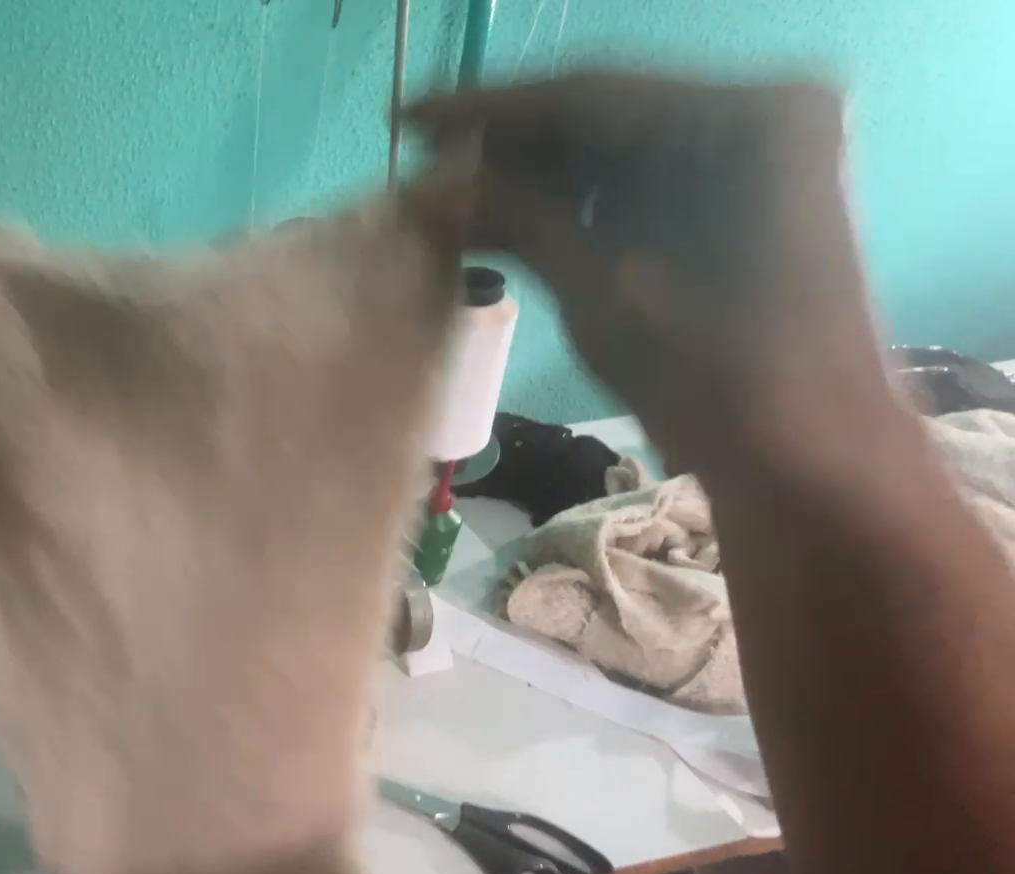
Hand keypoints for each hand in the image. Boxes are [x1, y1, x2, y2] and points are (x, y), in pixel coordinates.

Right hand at [406, 73, 900, 471]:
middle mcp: (751, 118)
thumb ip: (520, 223)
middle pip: (597, 119)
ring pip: (600, 155)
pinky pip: (616, 190)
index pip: (592, 94)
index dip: (487, 109)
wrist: (796, 449)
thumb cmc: (710, 374)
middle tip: (418, 166)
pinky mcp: (716, 206)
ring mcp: (738, 162)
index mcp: (749, 118)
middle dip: (500, 148)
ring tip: (440, 201)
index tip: (408, 119)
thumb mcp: (603, 292)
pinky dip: (552, 209)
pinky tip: (489, 224)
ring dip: (519, 180)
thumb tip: (428, 191)